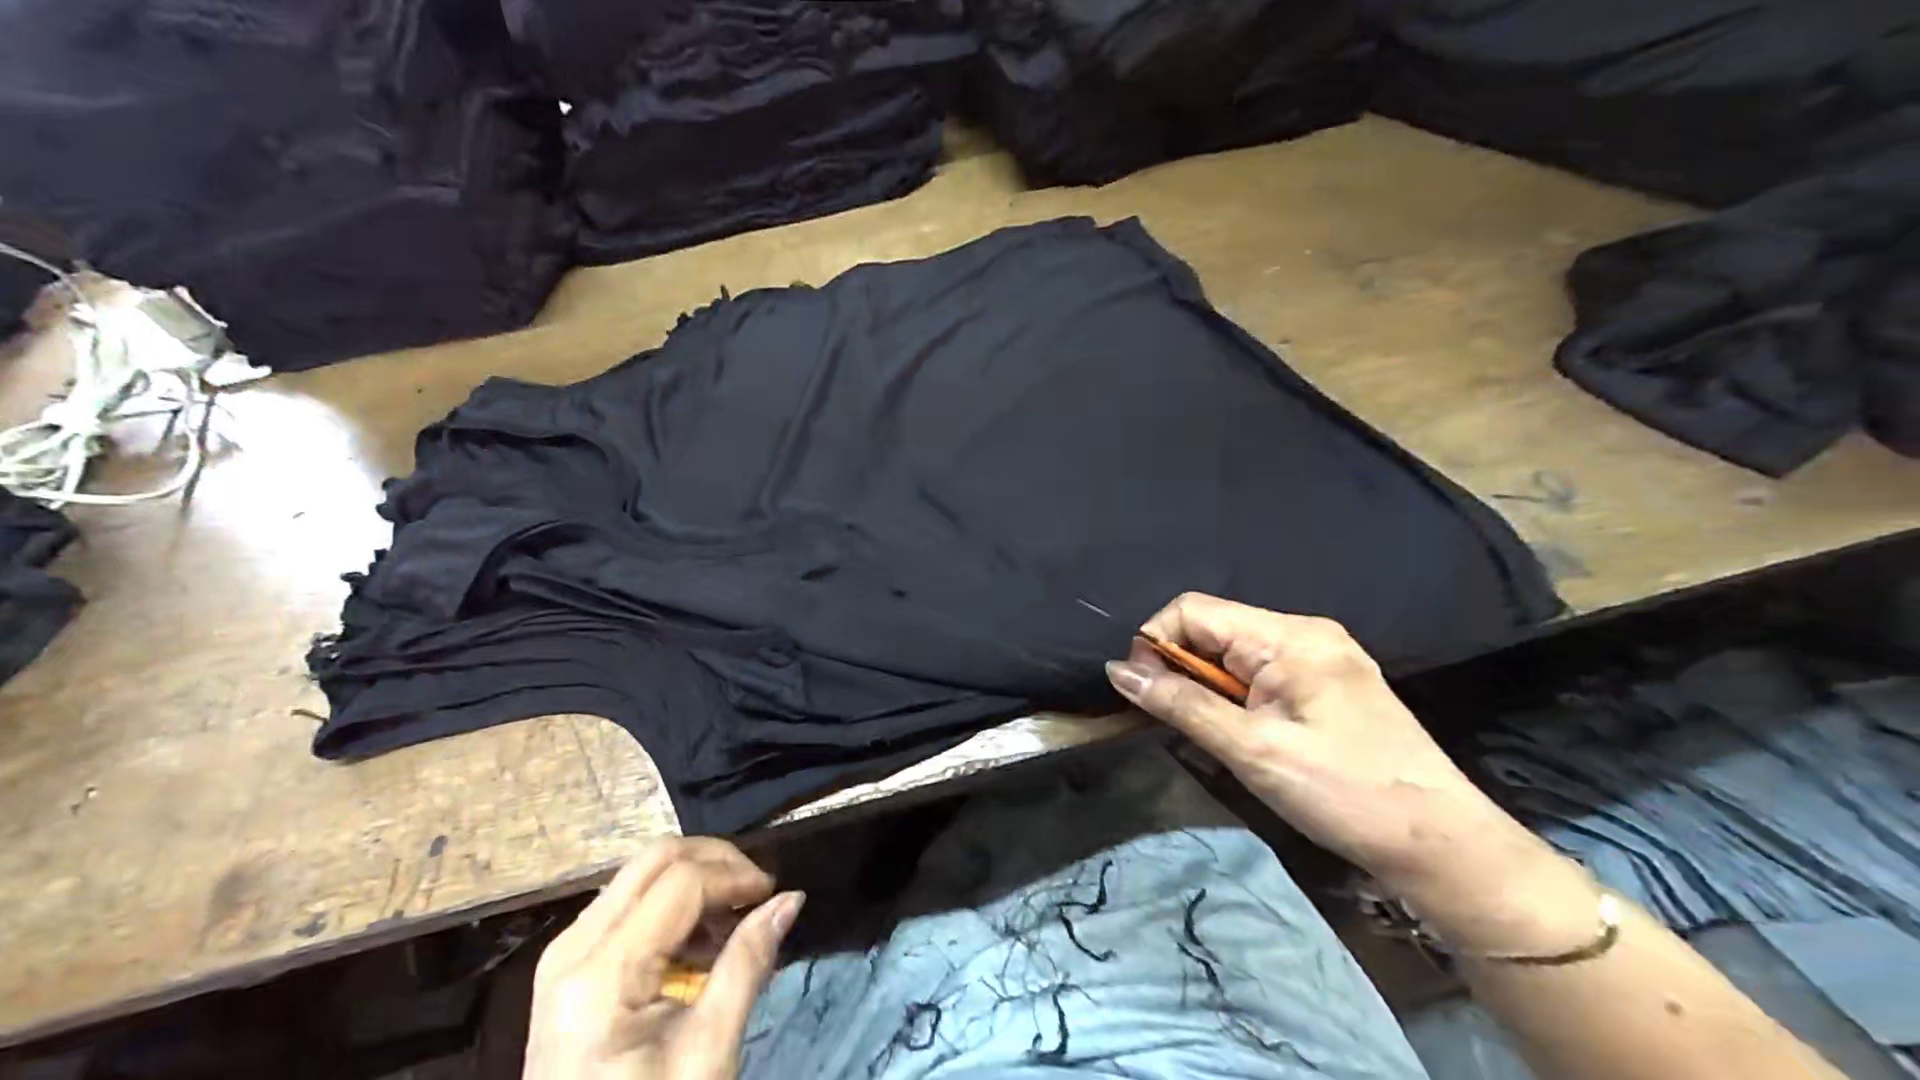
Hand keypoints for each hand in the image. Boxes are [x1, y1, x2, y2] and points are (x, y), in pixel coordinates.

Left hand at [523, 838, 804, 1079]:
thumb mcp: (708, 1052)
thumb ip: (748, 964)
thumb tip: (791, 900)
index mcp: (602, 974)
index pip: (681, 881)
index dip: (736, 875)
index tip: (776, 895)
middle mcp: (573, 947)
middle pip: (656, 859)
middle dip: (717, 862)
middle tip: (757, 893)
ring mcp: (565, 953)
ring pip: (641, 873)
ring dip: (696, 879)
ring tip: (733, 921)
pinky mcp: (569, 964)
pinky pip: (627, 901)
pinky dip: (672, 902)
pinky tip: (699, 941)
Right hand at [1107, 594, 1588, 950]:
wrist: (1443, 845)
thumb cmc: (1345, 793)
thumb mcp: (1252, 750)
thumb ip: (1181, 703)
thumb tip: (1118, 669)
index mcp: (1289, 636)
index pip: (1193, 610)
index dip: (1156, 643)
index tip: (1145, 693)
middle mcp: (1304, 633)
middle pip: (1213, 628)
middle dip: (1182, 669)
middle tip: (1181, 724)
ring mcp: (1320, 657)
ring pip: (1233, 654)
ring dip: (1207, 688)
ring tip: (1217, 736)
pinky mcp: (1327, 684)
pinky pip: (1259, 674)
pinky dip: (1235, 699)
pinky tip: (1244, 735)